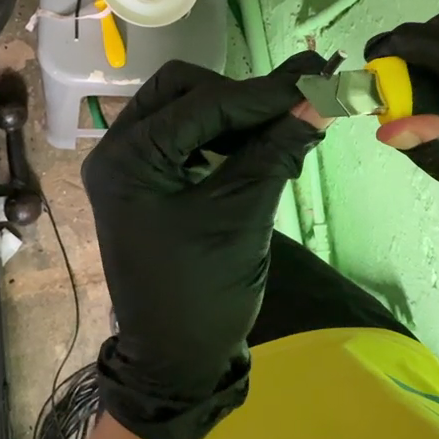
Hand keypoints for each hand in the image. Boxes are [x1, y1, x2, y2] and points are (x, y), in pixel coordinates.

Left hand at [81, 53, 326, 438]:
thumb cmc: (203, 292)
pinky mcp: (144, 183)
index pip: (205, 102)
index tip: (318, 80)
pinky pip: (183, 138)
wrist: (175, 359)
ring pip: (184, 109)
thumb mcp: (243, 215)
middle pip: (184, 90)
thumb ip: (278, 150)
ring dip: (233, 115)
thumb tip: (321, 99)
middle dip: (240, 96)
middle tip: (290, 112)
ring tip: (280, 132)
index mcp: (128, 158)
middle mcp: (117, 151)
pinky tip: (255, 151)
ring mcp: (128, 167)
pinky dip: (220, 137)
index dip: (265, 92)